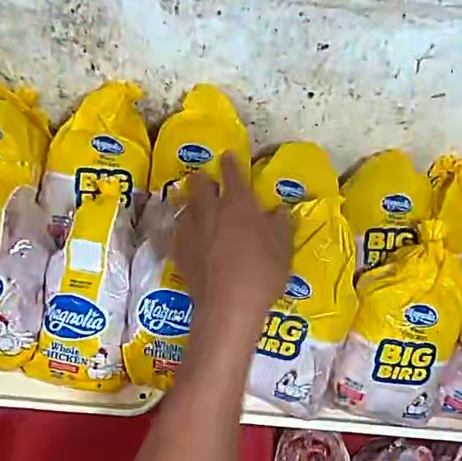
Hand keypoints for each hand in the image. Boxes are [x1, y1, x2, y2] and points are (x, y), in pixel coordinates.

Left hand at [172, 153, 292, 349]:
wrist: (228, 304)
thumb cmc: (262, 273)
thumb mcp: (283, 248)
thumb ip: (281, 226)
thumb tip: (279, 212)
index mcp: (239, 202)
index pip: (232, 173)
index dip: (231, 163)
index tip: (228, 156)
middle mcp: (211, 209)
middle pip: (200, 184)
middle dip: (202, 179)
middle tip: (206, 181)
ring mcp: (191, 229)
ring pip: (185, 206)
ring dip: (190, 203)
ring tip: (193, 205)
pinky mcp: (179, 250)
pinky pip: (178, 232)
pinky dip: (183, 229)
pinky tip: (187, 235)